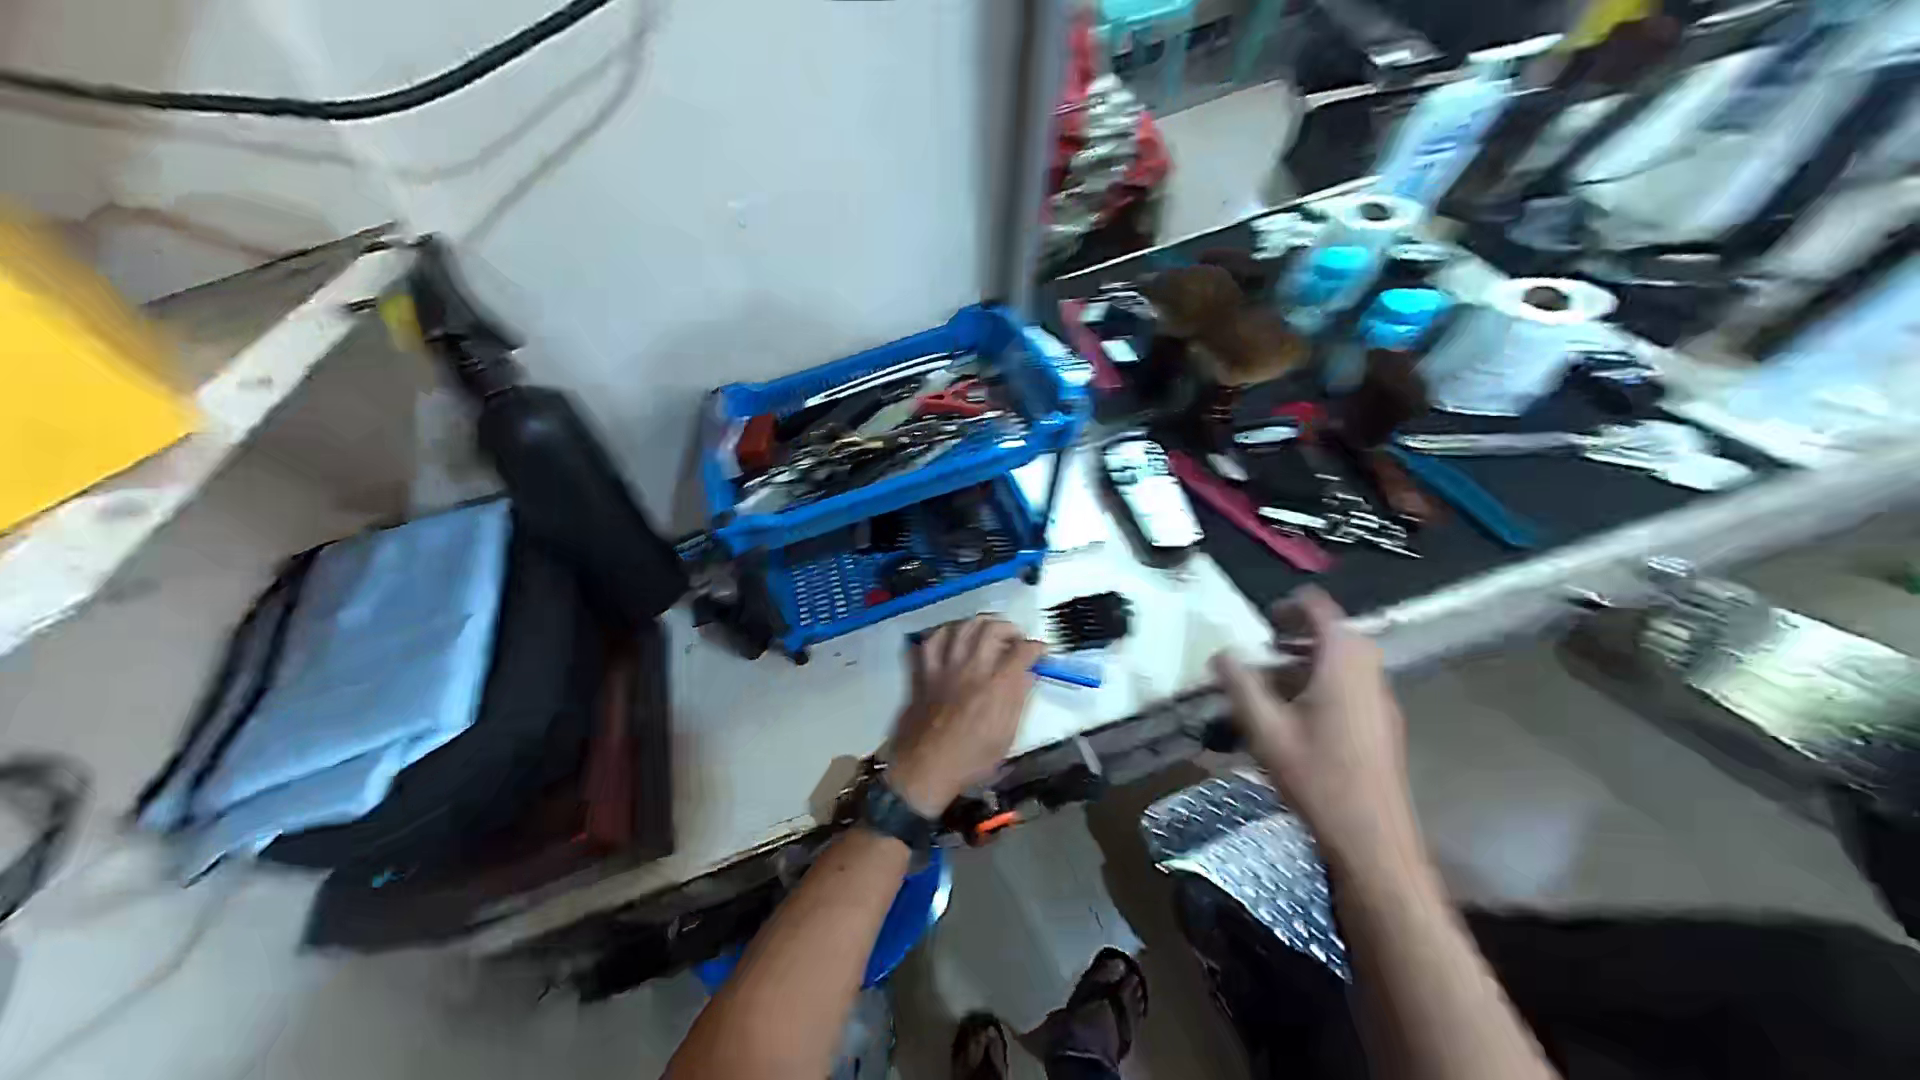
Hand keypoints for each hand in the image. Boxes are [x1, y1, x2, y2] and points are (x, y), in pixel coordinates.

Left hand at [889, 616, 1047, 817]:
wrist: (927, 769)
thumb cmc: (971, 759)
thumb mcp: (1007, 736)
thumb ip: (1018, 700)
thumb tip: (1027, 675)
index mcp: (997, 686)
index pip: (1023, 651)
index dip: (1036, 647)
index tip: (1040, 651)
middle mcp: (972, 668)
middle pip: (992, 629)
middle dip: (1009, 628)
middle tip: (1015, 639)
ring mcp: (945, 667)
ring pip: (963, 627)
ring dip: (980, 624)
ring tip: (988, 632)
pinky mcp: (925, 672)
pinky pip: (932, 641)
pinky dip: (945, 633)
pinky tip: (954, 638)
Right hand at [1210, 587, 1418, 863]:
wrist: (1372, 839)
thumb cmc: (1316, 778)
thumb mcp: (1265, 729)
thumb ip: (1240, 685)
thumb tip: (1220, 653)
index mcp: (1343, 666)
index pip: (1323, 612)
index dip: (1294, 605)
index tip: (1266, 615)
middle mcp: (1368, 675)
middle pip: (1339, 634)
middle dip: (1301, 633)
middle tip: (1266, 644)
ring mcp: (1380, 701)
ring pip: (1348, 661)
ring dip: (1312, 657)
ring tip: (1275, 675)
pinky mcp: (1382, 724)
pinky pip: (1353, 683)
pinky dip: (1325, 679)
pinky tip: (1297, 710)